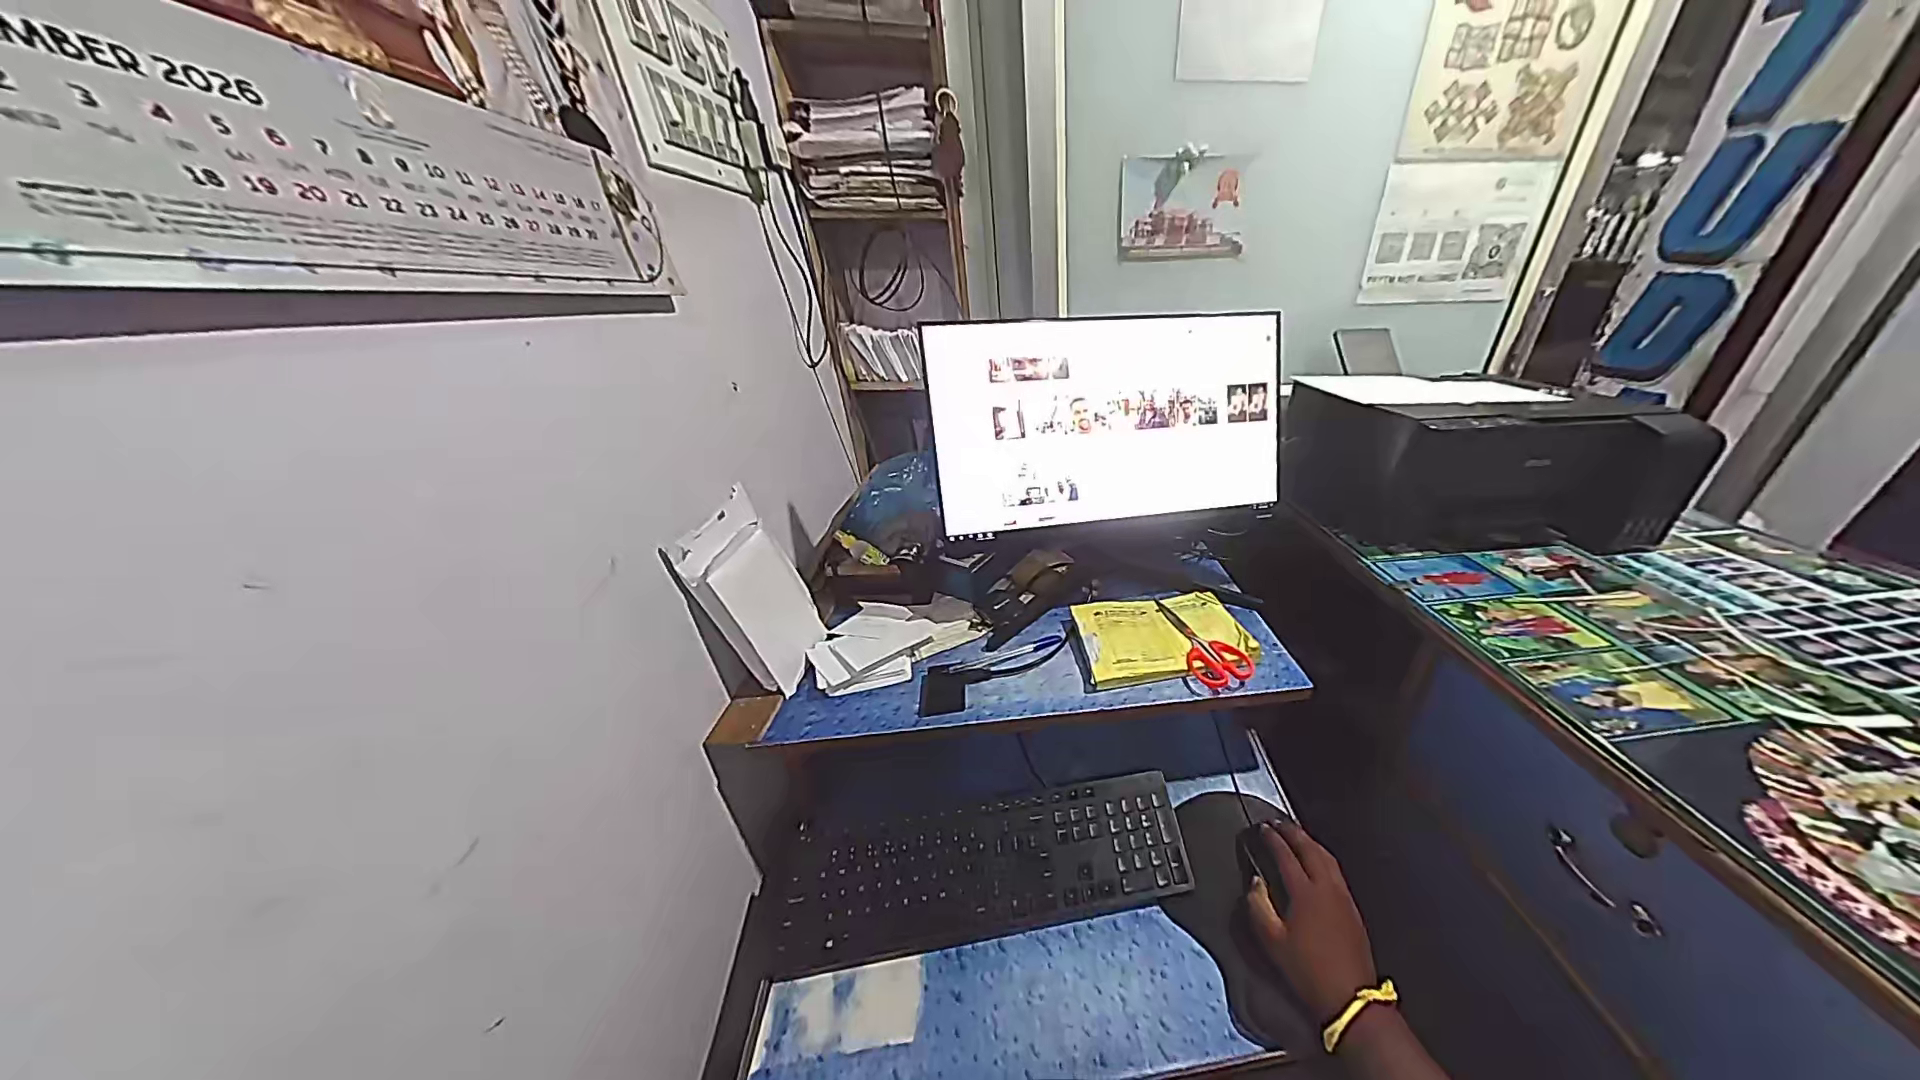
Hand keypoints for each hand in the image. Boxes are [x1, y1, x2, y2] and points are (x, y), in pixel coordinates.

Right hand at [1244, 820, 1377, 1020]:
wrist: (1349, 998)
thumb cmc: (1307, 969)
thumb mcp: (1271, 940)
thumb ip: (1257, 905)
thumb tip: (1255, 883)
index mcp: (1305, 893)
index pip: (1286, 855)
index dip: (1272, 839)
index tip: (1262, 829)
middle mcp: (1327, 889)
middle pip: (1310, 849)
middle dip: (1293, 832)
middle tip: (1279, 823)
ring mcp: (1343, 898)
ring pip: (1327, 858)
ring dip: (1310, 841)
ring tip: (1297, 834)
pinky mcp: (1353, 909)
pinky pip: (1336, 870)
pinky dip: (1323, 856)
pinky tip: (1317, 860)